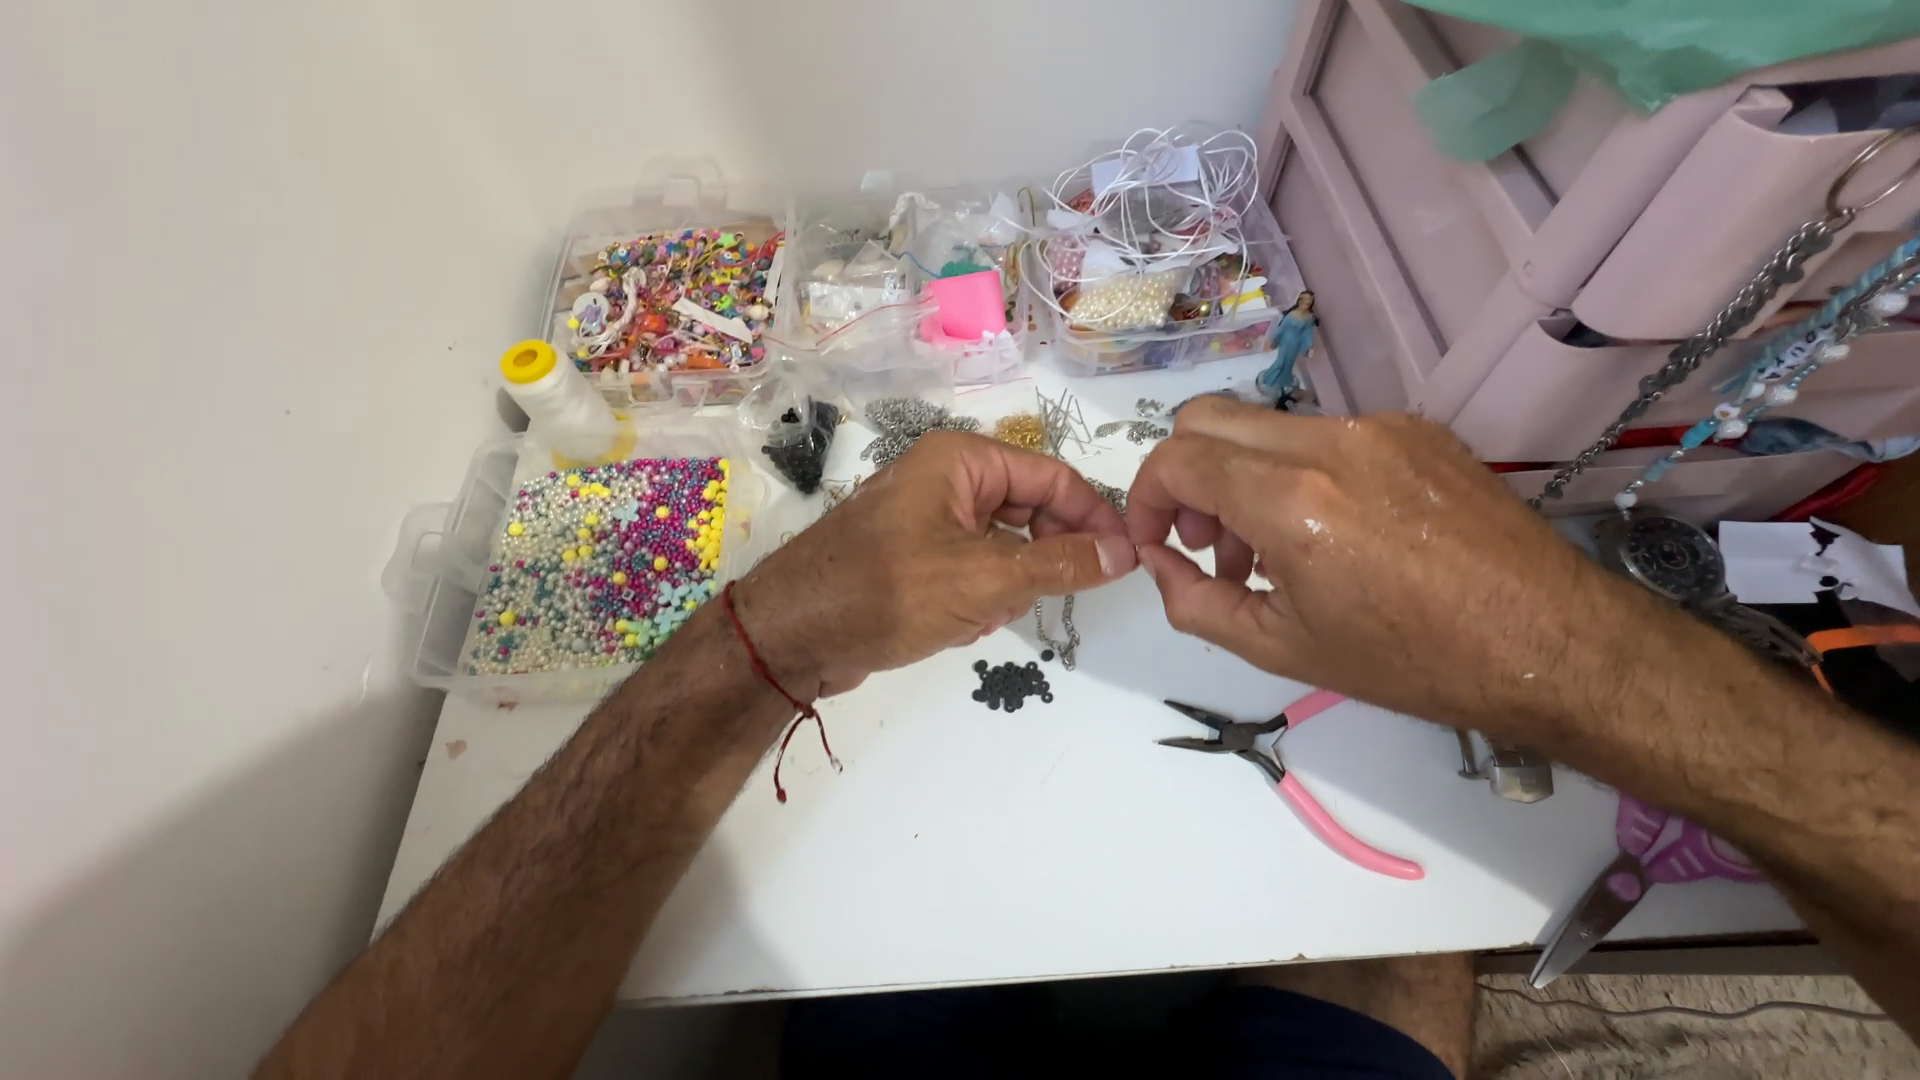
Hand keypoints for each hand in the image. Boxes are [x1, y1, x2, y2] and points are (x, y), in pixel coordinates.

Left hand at [734, 431, 1136, 697]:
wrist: (793, 636)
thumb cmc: (888, 592)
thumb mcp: (985, 579)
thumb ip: (1059, 564)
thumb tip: (1122, 551)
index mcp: (960, 460)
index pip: (1051, 476)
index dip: (1092, 516)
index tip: (1123, 560)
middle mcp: (943, 479)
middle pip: (1026, 508)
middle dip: (1042, 556)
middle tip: (1052, 594)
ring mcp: (924, 518)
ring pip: (1000, 544)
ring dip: (1007, 583)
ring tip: (989, 613)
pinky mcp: (911, 556)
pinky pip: (969, 567)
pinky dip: (978, 596)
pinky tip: (961, 624)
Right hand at [1126, 398, 1648, 732]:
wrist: (1552, 645)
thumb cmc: (1408, 661)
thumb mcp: (1277, 648)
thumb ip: (1192, 602)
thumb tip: (1158, 561)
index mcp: (1291, 501)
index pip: (1176, 460)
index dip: (1144, 499)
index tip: (1155, 541)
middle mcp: (1329, 443)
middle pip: (1206, 420)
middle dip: (1182, 477)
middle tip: (1202, 539)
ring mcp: (1377, 427)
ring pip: (1261, 427)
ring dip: (1237, 478)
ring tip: (1266, 550)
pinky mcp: (1413, 429)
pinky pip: (1318, 435)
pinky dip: (1291, 474)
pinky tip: (1325, 532)